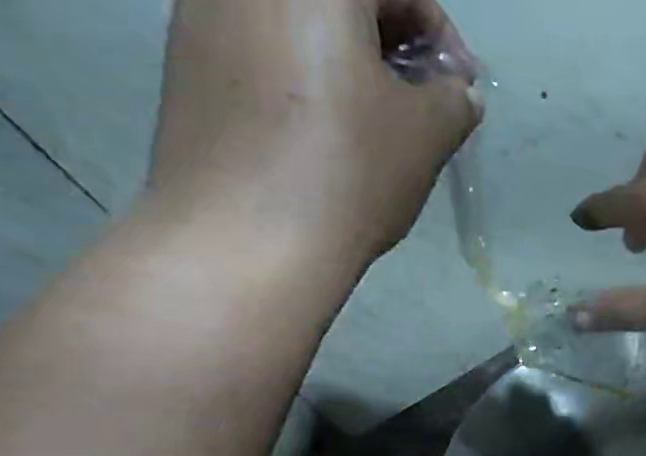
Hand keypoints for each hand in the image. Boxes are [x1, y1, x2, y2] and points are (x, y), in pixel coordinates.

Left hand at [148, 0, 479, 263]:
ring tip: (370, 125)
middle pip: (343, 1)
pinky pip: (261, 50)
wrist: (243, 240)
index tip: (459, 91)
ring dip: (347, 61)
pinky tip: (320, 135)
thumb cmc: (346, 172)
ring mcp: (204, 12)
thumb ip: (452, 99)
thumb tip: (456, 92)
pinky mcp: (186, 61)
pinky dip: (302, 76)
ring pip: (299, 22)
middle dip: (392, 45)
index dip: (442, 39)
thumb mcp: (426, 135)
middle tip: (418, 106)